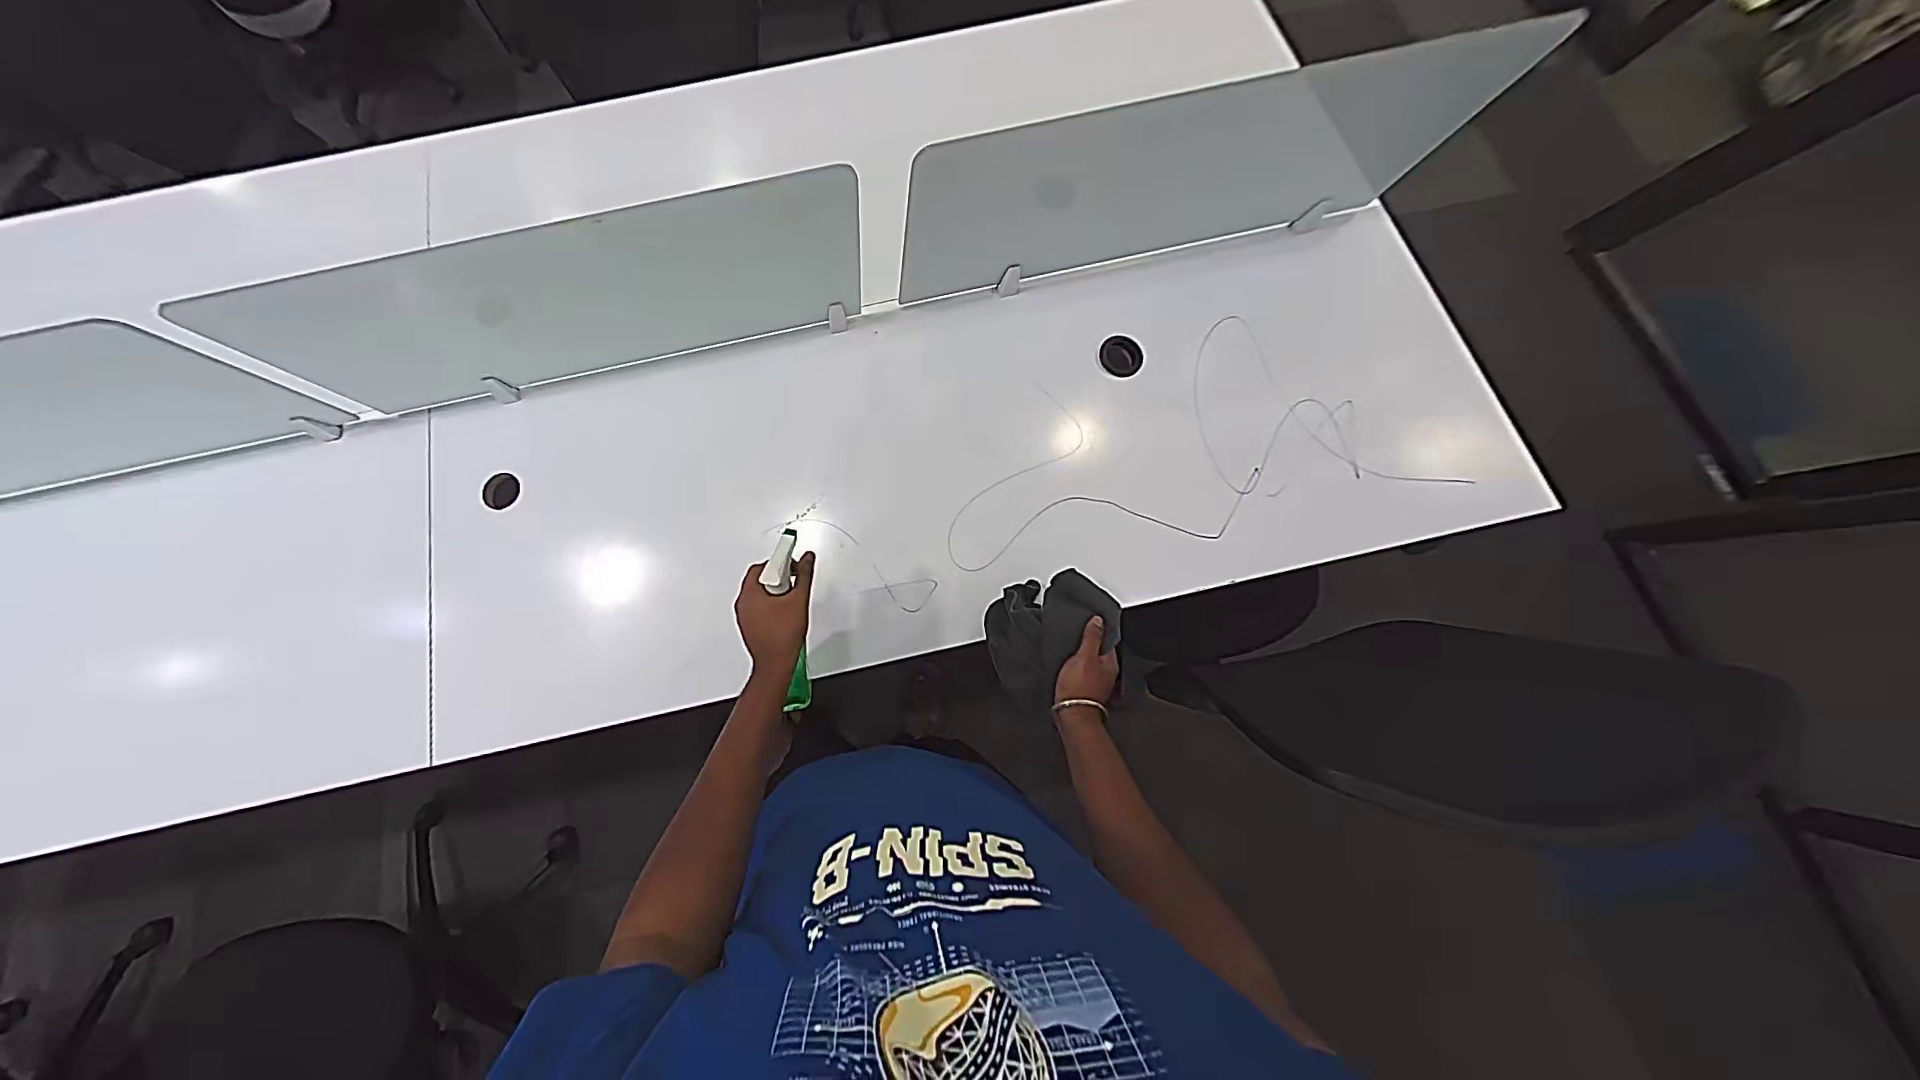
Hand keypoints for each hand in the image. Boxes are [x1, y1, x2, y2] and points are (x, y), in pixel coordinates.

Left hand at [735, 551, 814, 676]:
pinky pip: (757, 607)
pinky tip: (785, 612)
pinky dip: (770, 604)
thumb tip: (807, 559)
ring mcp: (744, 616)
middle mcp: (743, 604)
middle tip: (793, 581)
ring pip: (758, 593)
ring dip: (774, 591)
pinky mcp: (748, 625)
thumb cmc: (783, 636)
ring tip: (791, 598)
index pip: (761, 567)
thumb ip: (804, 575)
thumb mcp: (799, 599)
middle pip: (758, 579)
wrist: (776, 663)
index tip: (792, 565)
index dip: (779, 563)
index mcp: (750, 594)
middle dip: (778, 577)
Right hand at [1054, 616, 1117, 709]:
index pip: (1109, 641)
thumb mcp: (1084, 656)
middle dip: (1091, 644)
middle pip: (1101, 652)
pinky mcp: (1087, 690)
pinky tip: (1071, 665)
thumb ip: (1092, 637)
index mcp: (1111, 663)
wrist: (1071, 714)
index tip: (1091, 622)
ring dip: (1085, 656)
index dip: (1100, 631)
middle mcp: (1108, 674)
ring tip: (1074, 648)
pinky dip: (1079, 667)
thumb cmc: (1078, 687)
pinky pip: (1085, 673)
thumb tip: (1099, 621)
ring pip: (1093, 663)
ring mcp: (1098, 683)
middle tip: (1080, 634)